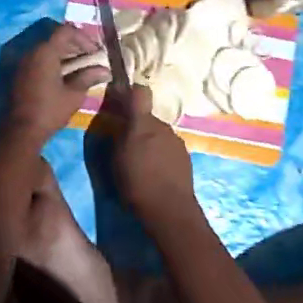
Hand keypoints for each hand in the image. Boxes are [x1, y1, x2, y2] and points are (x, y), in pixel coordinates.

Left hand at [6, 23, 109, 148]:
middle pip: (55, 38)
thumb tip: (106, 71)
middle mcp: (31, 52)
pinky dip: (53, 62)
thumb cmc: (50, 111)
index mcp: (45, 52)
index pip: (66, 31)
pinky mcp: (20, 74)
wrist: (21, 130)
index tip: (95, 51)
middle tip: (91, 58)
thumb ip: (88, 77)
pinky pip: (38, 59)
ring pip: (46, 49)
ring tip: (81, 68)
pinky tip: (65, 76)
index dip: (83, 38)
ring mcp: (23, 62)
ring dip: (64, 54)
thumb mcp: (74, 94)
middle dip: (75, 45)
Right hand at [108, 85, 196, 219]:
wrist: (169, 209)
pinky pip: (169, 150)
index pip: (141, 93)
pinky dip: (161, 156)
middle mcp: (164, 127)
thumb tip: (123, 121)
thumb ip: (120, 135)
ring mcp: (177, 143)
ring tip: (141, 165)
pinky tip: (155, 174)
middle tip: (126, 146)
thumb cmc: (136, 182)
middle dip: (139, 128)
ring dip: (151, 143)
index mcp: (144, 124)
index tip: (122, 98)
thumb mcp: (117, 158)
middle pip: (149, 119)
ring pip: (160, 135)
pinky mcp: (185, 159)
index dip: (132, 92)